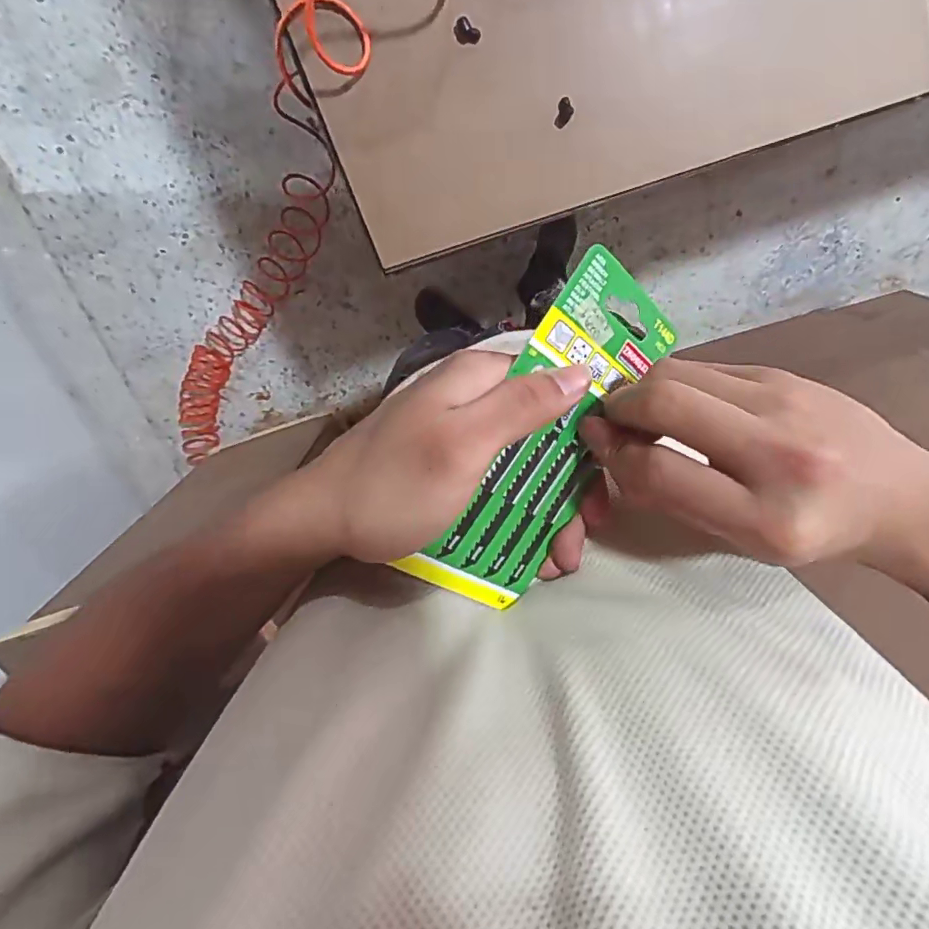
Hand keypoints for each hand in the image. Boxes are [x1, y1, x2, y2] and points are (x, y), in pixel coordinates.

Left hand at [273, 350, 599, 571]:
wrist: (322, 524)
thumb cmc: (394, 485)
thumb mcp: (463, 444)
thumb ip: (520, 405)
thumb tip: (581, 369)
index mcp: (476, 379)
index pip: (553, 377)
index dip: (586, 419)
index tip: (606, 468)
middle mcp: (470, 398)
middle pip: (544, 429)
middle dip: (571, 482)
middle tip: (586, 530)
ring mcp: (458, 434)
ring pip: (524, 461)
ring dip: (550, 508)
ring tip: (560, 559)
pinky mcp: (448, 466)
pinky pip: (497, 482)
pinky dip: (518, 514)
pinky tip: (531, 553)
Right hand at [579, 359, 928, 570]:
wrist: (899, 498)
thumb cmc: (813, 532)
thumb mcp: (742, 539)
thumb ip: (675, 496)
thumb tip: (610, 447)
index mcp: (767, 519)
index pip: (659, 470)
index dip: (612, 452)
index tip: (596, 441)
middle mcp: (781, 455)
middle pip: (665, 401)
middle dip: (619, 404)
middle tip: (608, 418)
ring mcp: (789, 403)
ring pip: (680, 373)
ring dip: (642, 387)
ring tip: (638, 408)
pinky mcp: (788, 374)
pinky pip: (707, 367)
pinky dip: (676, 382)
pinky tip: (680, 402)